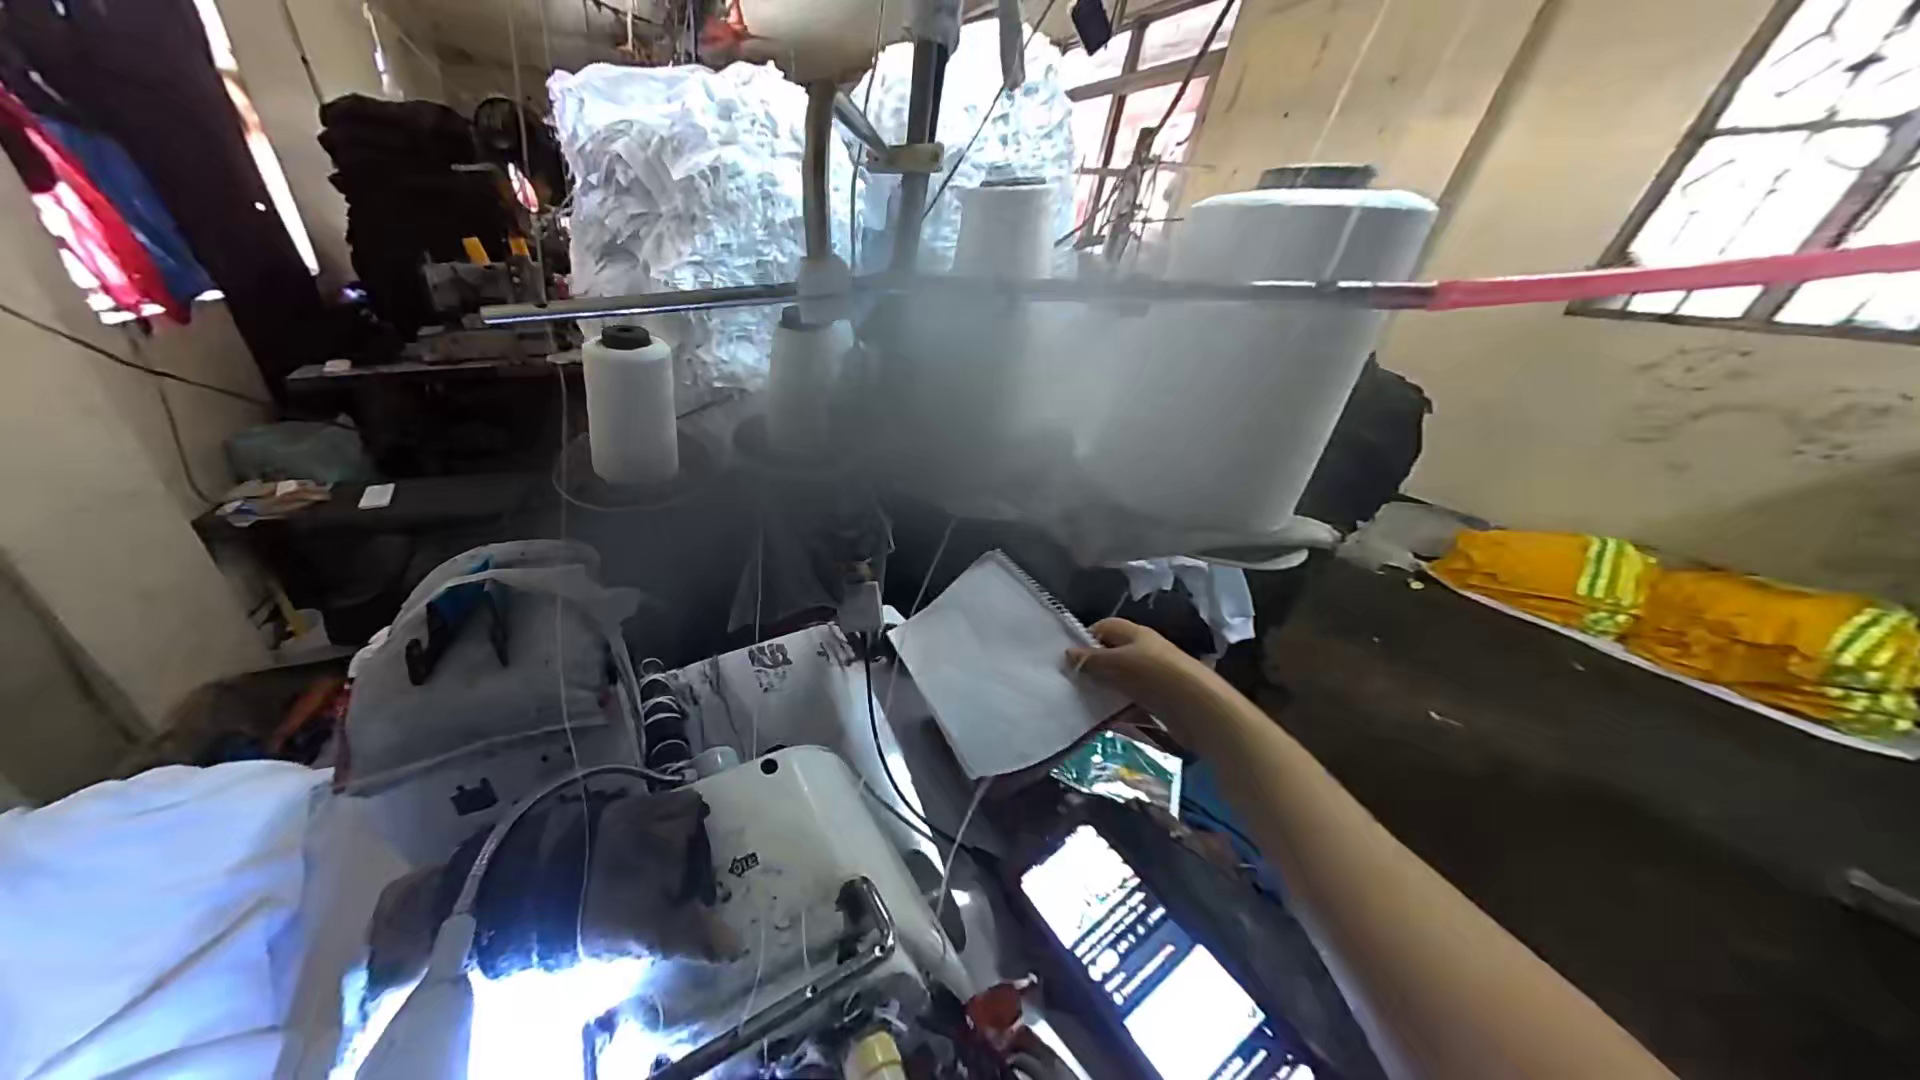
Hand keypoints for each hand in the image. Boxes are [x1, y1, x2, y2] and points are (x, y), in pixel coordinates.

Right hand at [1066, 618, 1220, 724]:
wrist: (1199, 708)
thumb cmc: (1155, 675)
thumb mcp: (1117, 663)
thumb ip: (1091, 660)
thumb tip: (1068, 653)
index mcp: (1135, 634)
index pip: (1105, 627)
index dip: (1086, 638)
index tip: (1069, 657)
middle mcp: (1144, 652)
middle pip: (1111, 656)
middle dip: (1092, 668)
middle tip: (1071, 683)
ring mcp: (1152, 678)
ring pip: (1119, 682)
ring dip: (1103, 693)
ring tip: (1082, 703)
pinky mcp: (1158, 703)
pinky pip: (1130, 705)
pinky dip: (1118, 712)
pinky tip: (1103, 722)